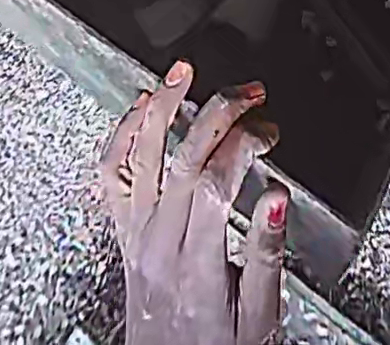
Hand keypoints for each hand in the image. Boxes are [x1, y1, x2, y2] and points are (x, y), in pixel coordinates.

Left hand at [100, 60, 286, 344]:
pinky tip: (141, 107)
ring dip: (163, 106)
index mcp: (197, 268)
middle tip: (249, 92)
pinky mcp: (122, 228)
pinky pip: (111, 173)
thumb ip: (266, 255)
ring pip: (141, 156)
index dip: (245, 146)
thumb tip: (278, 199)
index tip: (268, 131)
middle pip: (182, 160)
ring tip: (183, 72)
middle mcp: (158, 244)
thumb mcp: (258, 317)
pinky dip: (123, 133)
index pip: (214, 185)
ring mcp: (134, 233)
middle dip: (219, 114)